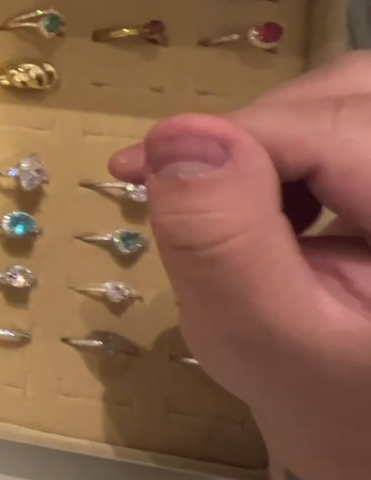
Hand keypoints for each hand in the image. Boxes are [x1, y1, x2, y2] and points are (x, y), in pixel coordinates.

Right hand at [109, 51, 370, 473]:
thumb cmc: (314, 387)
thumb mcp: (250, 327)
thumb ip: (217, 234)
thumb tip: (176, 136)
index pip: (344, 131)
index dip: (233, 138)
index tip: (132, 171)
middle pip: (364, 91)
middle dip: (264, 124)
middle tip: (187, 183)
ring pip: (360, 96)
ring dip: (280, 132)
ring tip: (239, 198)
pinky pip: (360, 122)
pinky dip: (302, 143)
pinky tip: (278, 198)